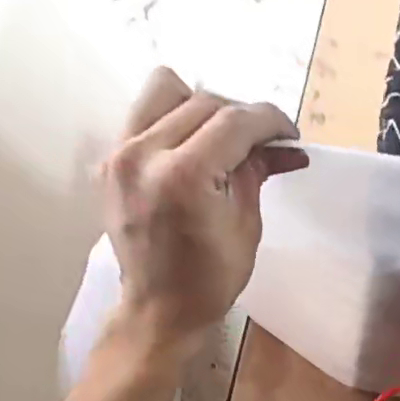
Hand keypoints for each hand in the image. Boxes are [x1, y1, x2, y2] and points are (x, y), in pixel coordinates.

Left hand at [102, 67, 306, 356]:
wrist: (159, 310)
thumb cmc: (210, 281)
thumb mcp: (245, 226)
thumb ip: (255, 173)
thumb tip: (282, 147)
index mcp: (184, 177)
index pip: (233, 122)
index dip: (270, 121)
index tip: (290, 134)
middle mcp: (144, 154)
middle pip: (204, 102)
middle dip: (243, 117)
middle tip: (265, 144)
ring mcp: (119, 154)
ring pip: (166, 90)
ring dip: (204, 106)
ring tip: (223, 138)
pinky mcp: (109, 161)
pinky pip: (144, 116)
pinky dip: (175, 121)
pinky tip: (194, 150)